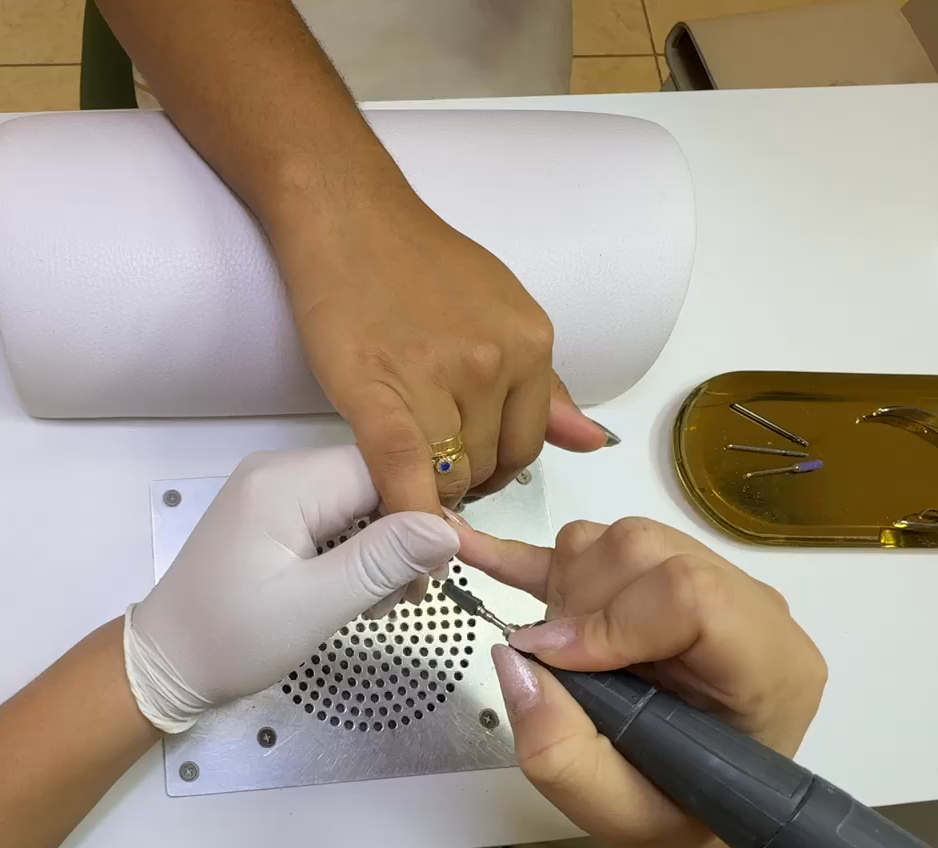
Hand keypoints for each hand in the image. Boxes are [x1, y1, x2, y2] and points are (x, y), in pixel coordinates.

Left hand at [124, 446, 457, 732]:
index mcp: (284, 482)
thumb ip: (382, 561)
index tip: (441, 569)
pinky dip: (352, 552)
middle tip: (401, 598)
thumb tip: (447, 527)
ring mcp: (270, 490)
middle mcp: (277, 470)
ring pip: (356, 502)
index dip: (420, 514)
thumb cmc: (234, 639)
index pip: (381, 469)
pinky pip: (331, 517)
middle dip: (399, 538)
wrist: (167, 662)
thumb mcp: (314, 605)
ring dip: (378, 550)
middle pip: (370, 483)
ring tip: (372, 604)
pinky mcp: (269, 514)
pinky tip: (349, 591)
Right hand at [270, 193, 612, 516]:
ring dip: (430, 489)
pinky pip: (406, 473)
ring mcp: (441, 381)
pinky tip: (406, 537)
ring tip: (401, 472)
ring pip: (449, 476)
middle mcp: (496, 365)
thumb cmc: (416, 262)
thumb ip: (545, 385)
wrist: (346, 221)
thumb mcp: (502, 310)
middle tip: (426, 471)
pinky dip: (410, 512)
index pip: (528, 444)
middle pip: (487, 466)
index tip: (464, 476)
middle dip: (462, 482)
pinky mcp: (380, 396)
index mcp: (530, 345)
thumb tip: (591, 442)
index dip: (494, 470)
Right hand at [454, 516, 825, 847]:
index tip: (554, 661)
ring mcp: (692, 581)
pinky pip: (577, 549)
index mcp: (764, 662)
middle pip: (641, 550)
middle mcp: (741, 604)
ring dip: (562, 588)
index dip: (608, 621)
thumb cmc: (664, 810)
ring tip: (555, 647)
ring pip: (609, 540)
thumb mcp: (614, 810)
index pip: (690, 594)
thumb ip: (560, 749)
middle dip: (578, 604)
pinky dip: (516, 552)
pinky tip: (468, 545)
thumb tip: (513, 656)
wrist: (680, 802)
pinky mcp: (637, 580)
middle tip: (557, 663)